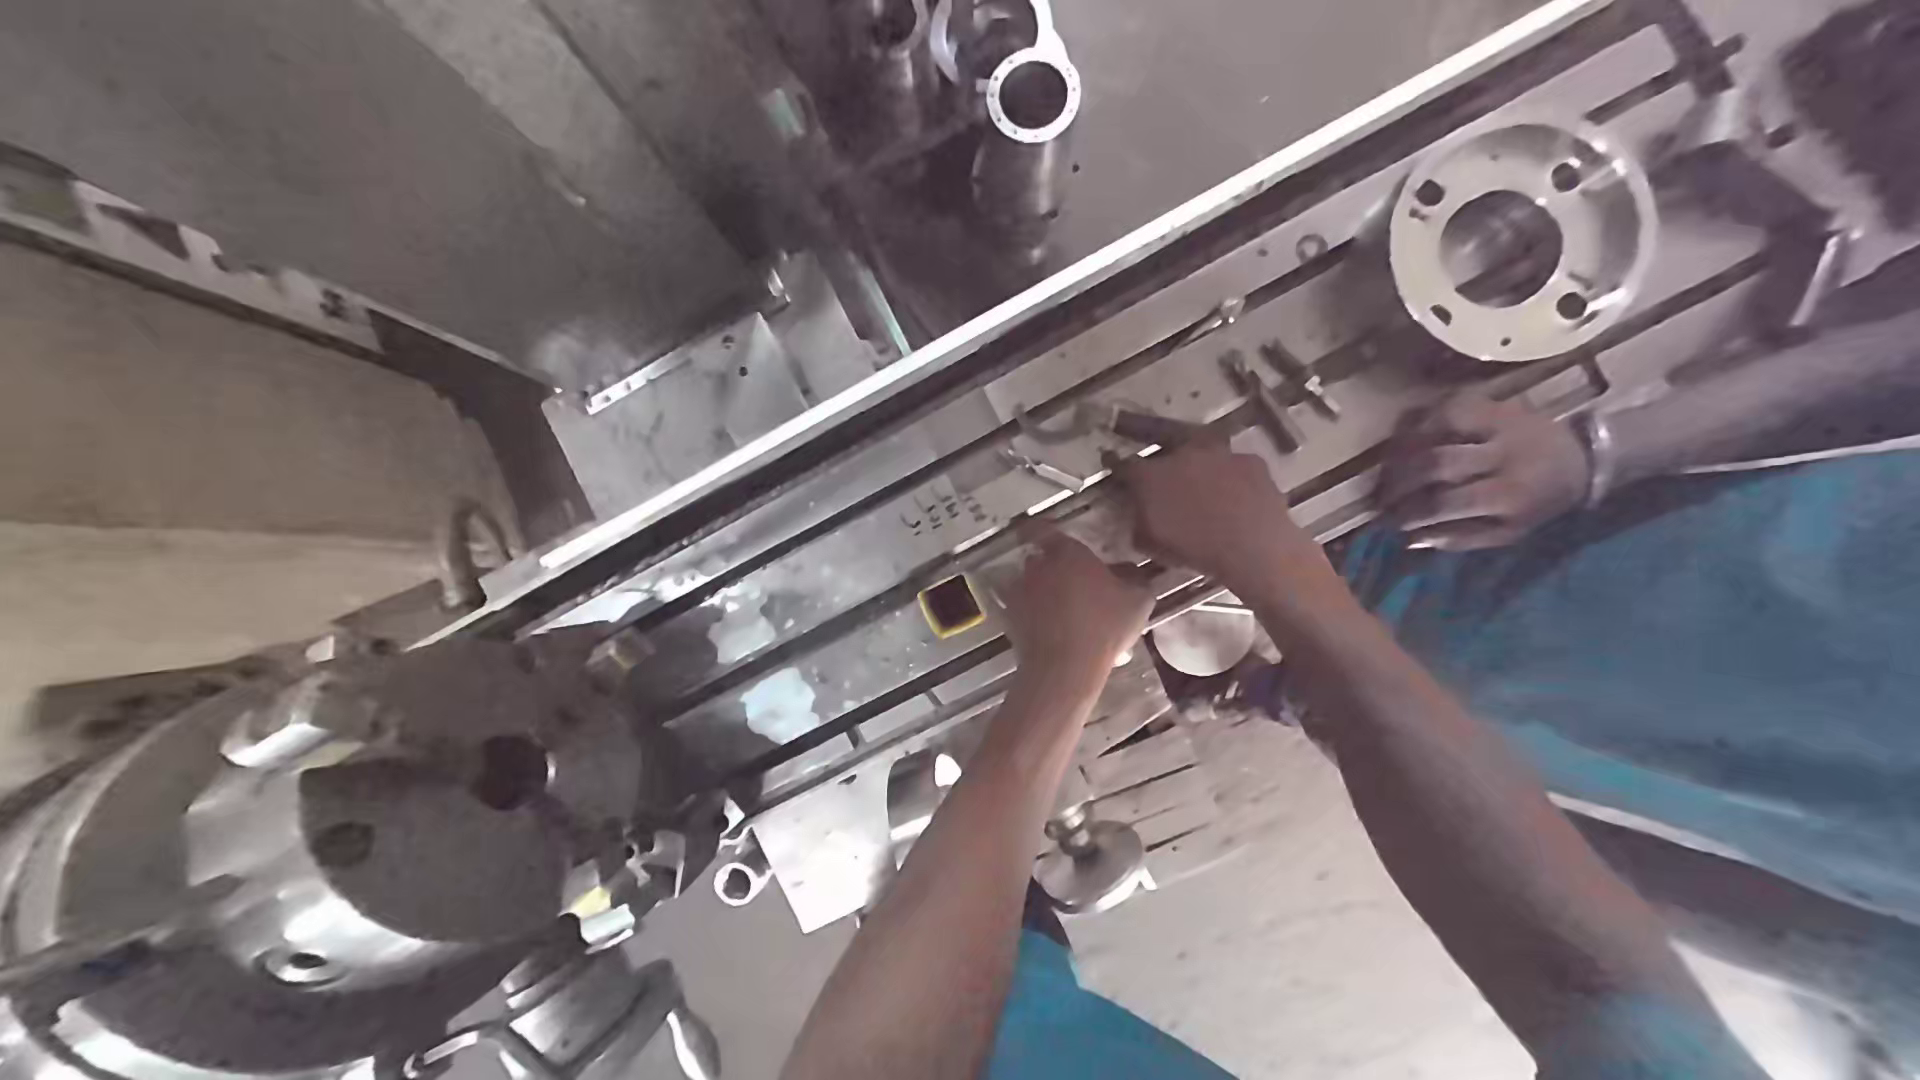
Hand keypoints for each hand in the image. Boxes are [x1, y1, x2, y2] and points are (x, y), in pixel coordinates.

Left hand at [999, 533, 1151, 673]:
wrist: (1065, 666)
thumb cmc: (1105, 627)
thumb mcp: (1139, 601)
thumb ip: (1135, 578)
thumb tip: (1127, 570)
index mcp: (1069, 553)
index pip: (1044, 529)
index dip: (1042, 531)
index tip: (1048, 539)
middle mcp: (1039, 564)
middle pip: (1040, 558)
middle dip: (1051, 568)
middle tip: (1070, 587)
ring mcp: (1020, 589)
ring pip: (1028, 582)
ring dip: (1038, 590)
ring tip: (1057, 611)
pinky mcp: (1008, 615)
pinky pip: (1017, 606)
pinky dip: (1026, 612)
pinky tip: (1044, 628)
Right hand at [1117, 440, 1337, 595]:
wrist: (1252, 548)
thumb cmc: (1193, 549)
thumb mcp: (1149, 543)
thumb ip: (1138, 519)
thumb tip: (1138, 509)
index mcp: (1150, 476)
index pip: (1124, 463)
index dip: (1115, 462)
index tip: (1109, 457)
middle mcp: (1182, 454)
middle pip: (1161, 434)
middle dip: (1147, 431)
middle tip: (1140, 431)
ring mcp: (1219, 453)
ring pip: (1200, 442)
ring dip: (1192, 449)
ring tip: (1191, 456)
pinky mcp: (1249, 460)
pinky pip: (1231, 461)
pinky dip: (1226, 470)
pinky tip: (1230, 484)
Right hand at [1377, 392, 1588, 550]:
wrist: (1583, 458)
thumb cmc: (1537, 503)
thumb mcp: (1507, 532)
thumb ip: (1460, 538)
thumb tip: (1410, 538)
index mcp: (1510, 494)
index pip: (1445, 503)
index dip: (1409, 513)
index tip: (1387, 522)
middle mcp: (1505, 455)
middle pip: (1436, 463)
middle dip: (1398, 481)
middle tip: (1379, 494)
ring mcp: (1500, 424)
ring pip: (1438, 427)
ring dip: (1402, 448)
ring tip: (1385, 467)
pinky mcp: (1496, 404)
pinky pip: (1447, 405)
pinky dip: (1419, 420)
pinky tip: (1402, 438)